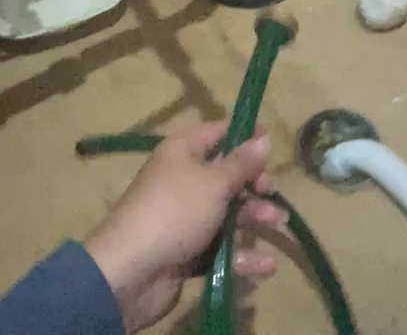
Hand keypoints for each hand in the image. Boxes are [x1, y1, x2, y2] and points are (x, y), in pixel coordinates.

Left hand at [84, 122, 288, 331]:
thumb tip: (264, 137)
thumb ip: (242, 163)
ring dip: (254, 217)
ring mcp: (184, 217)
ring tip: (278, 224)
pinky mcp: (186, 252)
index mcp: (183, 152)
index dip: (245, 134)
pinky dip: (241, 254)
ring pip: (226, 211)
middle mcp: (183, 179)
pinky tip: (265, 265)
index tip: (272, 141)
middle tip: (272, 190)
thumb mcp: (214, 182)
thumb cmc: (175, 212)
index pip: (218, 132)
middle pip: (226, 174)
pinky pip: (219, 247)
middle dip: (253, 182)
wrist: (129, 273)